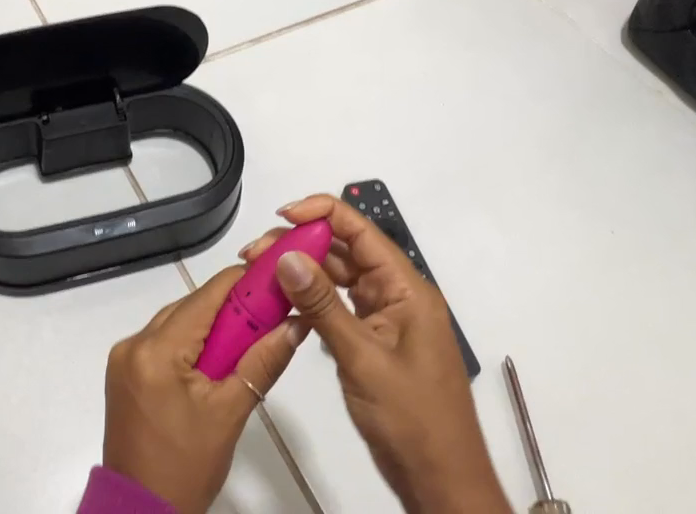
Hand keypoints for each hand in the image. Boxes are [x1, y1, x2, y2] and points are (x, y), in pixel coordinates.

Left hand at [103, 265, 305, 512]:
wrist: (141, 511)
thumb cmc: (189, 466)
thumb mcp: (231, 412)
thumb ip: (262, 362)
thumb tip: (296, 324)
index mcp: (156, 350)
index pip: (205, 296)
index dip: (242, 283)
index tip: (275, 279)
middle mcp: (133, 342)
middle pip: (190, 307)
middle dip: (230, 308)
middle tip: (271, 313)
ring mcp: (123, 356)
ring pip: (176, 322)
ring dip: (210, 326)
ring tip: (249, 337)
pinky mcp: (122, 371)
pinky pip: (162, 341)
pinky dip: (189, 343)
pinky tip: (215, 357)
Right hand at [242, 196, 511, 513]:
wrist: (441, 482)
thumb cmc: (411, 417)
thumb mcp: (362, 358)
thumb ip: (322, 304)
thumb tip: (286, 255)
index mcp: (405, 287)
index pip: (360, 230)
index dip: (320, 213)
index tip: (280, 217)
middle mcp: (395, 294)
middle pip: (344, 251)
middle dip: (300, 244)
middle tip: (253, 254)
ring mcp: (385, 318)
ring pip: (338, 279)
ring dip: (300, 273)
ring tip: (258, 274)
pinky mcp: (373, 342)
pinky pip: (338, 307)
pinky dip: (309, 303)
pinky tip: (280, 306)